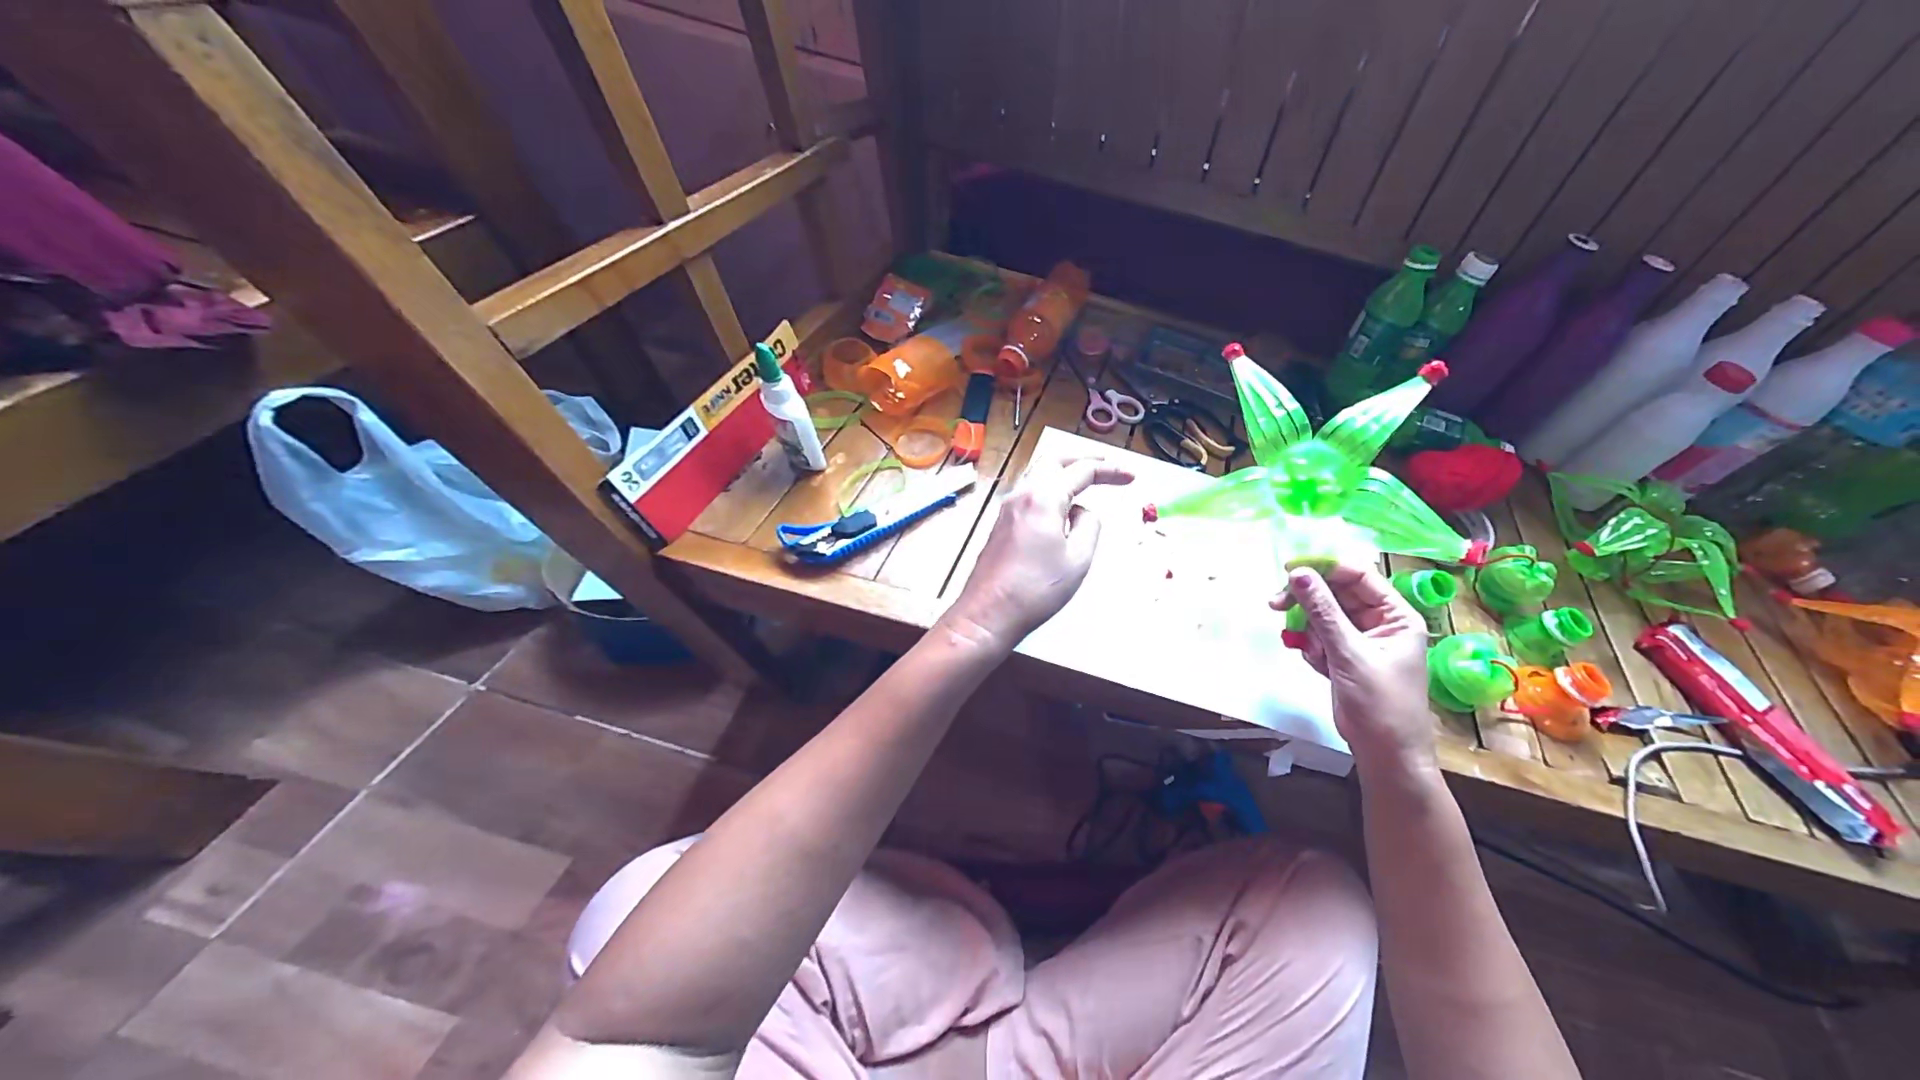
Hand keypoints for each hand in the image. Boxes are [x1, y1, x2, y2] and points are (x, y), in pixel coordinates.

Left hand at [942, 454, 1134, 649]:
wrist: (988, 614)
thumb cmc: (1035, 590)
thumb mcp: (1078, 559)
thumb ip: (1089, 526)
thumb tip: (1082, 513)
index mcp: (1043, 497)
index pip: (1081, 470)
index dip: (1110, 471)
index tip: (1131, 477)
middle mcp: (1021, 495)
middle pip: (1054, 462)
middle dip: (1083, 461)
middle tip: (1107, 468)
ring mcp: (1007, 509)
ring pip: (1038, 475)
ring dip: (1064, 474)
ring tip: (1087, 483)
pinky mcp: (1001, 525)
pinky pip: (1029, 494)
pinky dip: (1050, 490)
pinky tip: (1062, 509)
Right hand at [1273, 562, 1436, 777]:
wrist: (1386, 754)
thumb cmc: (1380, 704)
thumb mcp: (1349, 654)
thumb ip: (1322, 612)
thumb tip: (1298, 574)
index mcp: (1395, 615)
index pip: (1357, 576)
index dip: (1324, 569)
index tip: (1289, 570)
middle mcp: (1379, 622)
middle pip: (1335, 594)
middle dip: (1306, 601)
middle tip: (1275, 605)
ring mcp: (1360, 640)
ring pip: (1322, 615)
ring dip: (1306, 627)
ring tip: (1302, 647)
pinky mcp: (1343, 656)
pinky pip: (1318, 636)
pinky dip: (1309, 645)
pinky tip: (1312, 661)